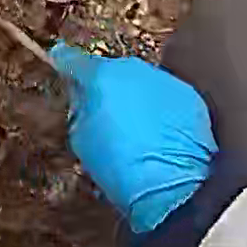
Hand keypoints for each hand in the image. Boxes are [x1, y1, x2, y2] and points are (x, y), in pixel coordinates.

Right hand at [49, 44, 215, 233]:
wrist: (176, 187)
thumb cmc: (120, 168)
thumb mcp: (82, 140)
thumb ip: (78, 107)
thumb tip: (81, 94)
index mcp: (101, 77)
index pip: (73, 59)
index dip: (64, 62)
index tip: (60, 63)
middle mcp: (131, 68)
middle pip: (109, 70)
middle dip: (104, 87)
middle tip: (104, 115)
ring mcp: (161, 78)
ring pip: (138, 81)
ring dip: (133, 96)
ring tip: (135, 129)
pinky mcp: (187, 93)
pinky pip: (163, 94)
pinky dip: (158, 107)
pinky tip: (159, 134)